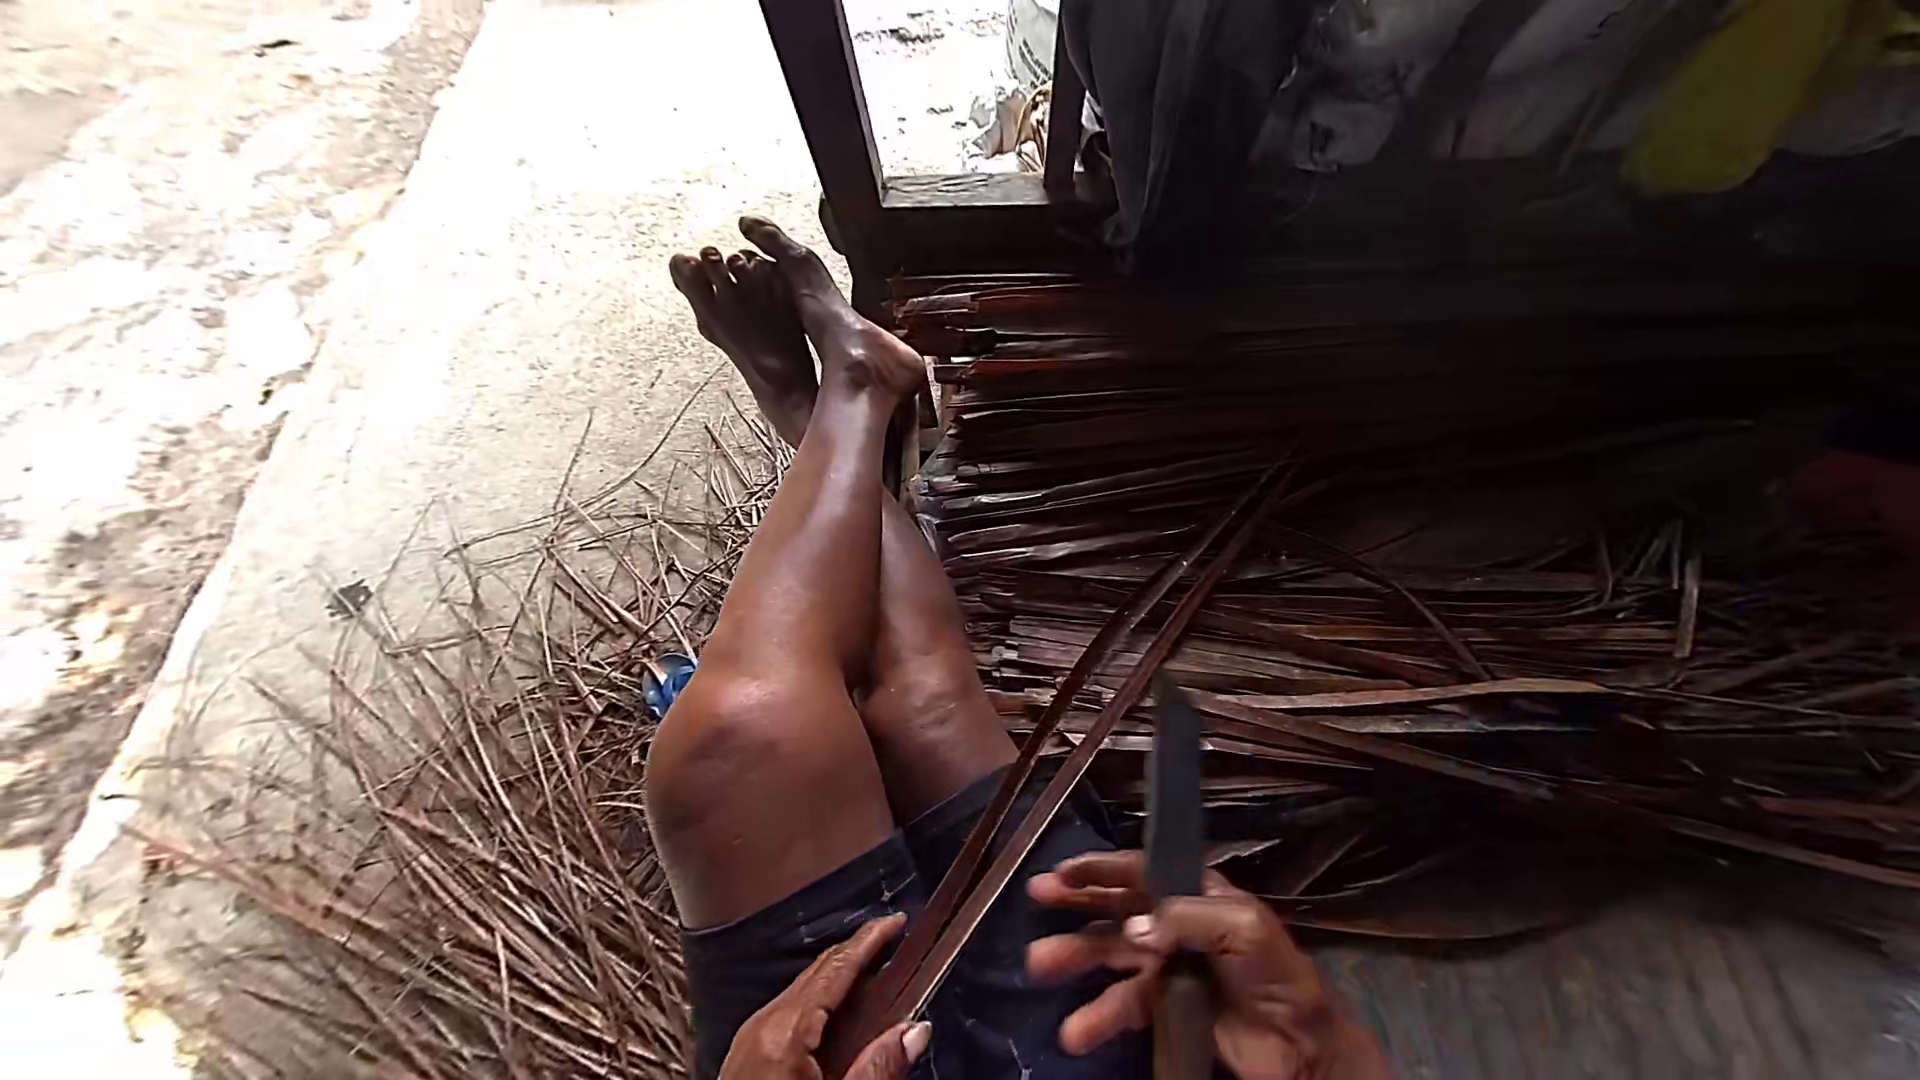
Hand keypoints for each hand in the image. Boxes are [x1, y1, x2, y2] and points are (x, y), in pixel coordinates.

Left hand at [719, 913, 932, 1079]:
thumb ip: (877, 1070)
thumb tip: (918, 1029)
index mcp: (786, 1033)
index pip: (838, 967)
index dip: (871, 939)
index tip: (897, 922)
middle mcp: (764, 1024)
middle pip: (820, 969)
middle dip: (858, 952)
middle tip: (892, 943)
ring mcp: (750, 1037)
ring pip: (805, 986)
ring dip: (839, 974)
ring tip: (873, 972)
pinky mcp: (745, 1053)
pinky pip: (790, 1007)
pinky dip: (820, 996)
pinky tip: (837, 1011)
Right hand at [1026, 851, 1391, 1079]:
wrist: (1302, 1051)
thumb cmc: (1273, 974)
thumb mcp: (1241, 928)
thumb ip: (1184, 919)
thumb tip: (1131, 930)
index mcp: (1192, 890)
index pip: (1137, 870)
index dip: (1099, 868)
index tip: (1062, 870)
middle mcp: (1171, 920)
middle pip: (1114, 905)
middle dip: (1074, 900)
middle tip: (1036, 897)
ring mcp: (1165, 963)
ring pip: (1109, 952)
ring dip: (1074, 956)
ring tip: (1039, 964)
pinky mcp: (1164, 1006)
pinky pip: (1122, 1004)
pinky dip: (1097, 1016)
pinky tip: (1075, 1031)